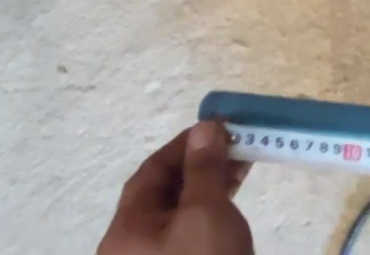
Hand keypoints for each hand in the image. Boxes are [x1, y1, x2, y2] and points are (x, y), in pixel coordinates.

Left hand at [97, 120, 254, 254]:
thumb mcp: (206, 211)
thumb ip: (204, 167)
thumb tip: (204, 127)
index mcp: (125, 231)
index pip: (150, 173)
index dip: (184, 144)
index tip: (221, 126)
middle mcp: (130, 246)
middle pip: (161, 190)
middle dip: (199, 161)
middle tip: (236, 141)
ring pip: (177, 207)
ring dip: (208, 179)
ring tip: (243, 161)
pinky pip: (186, 226)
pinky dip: (210, 202)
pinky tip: (234, 191)